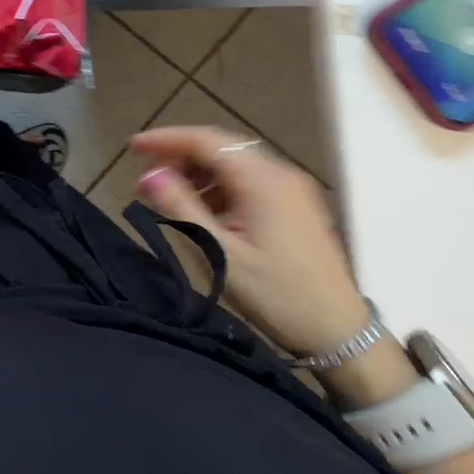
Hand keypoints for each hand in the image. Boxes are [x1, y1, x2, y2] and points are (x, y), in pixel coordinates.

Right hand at [130, 126, 367, 355]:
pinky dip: (219, 186)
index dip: (166, 139)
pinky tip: (203, 210)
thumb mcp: (219, 253)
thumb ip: (181, 206)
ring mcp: (293, 190)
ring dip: (198, 172)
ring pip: (235, 164)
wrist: (340, 334)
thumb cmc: (276, 295)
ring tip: (168, 195)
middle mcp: (281, 174)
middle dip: (179, 156)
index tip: (133, 147)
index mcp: (263, 181)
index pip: (206, 141)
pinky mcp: (297, 207)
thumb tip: (150, 174)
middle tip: (146, 176)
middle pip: (222, 148)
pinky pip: (250, 181)